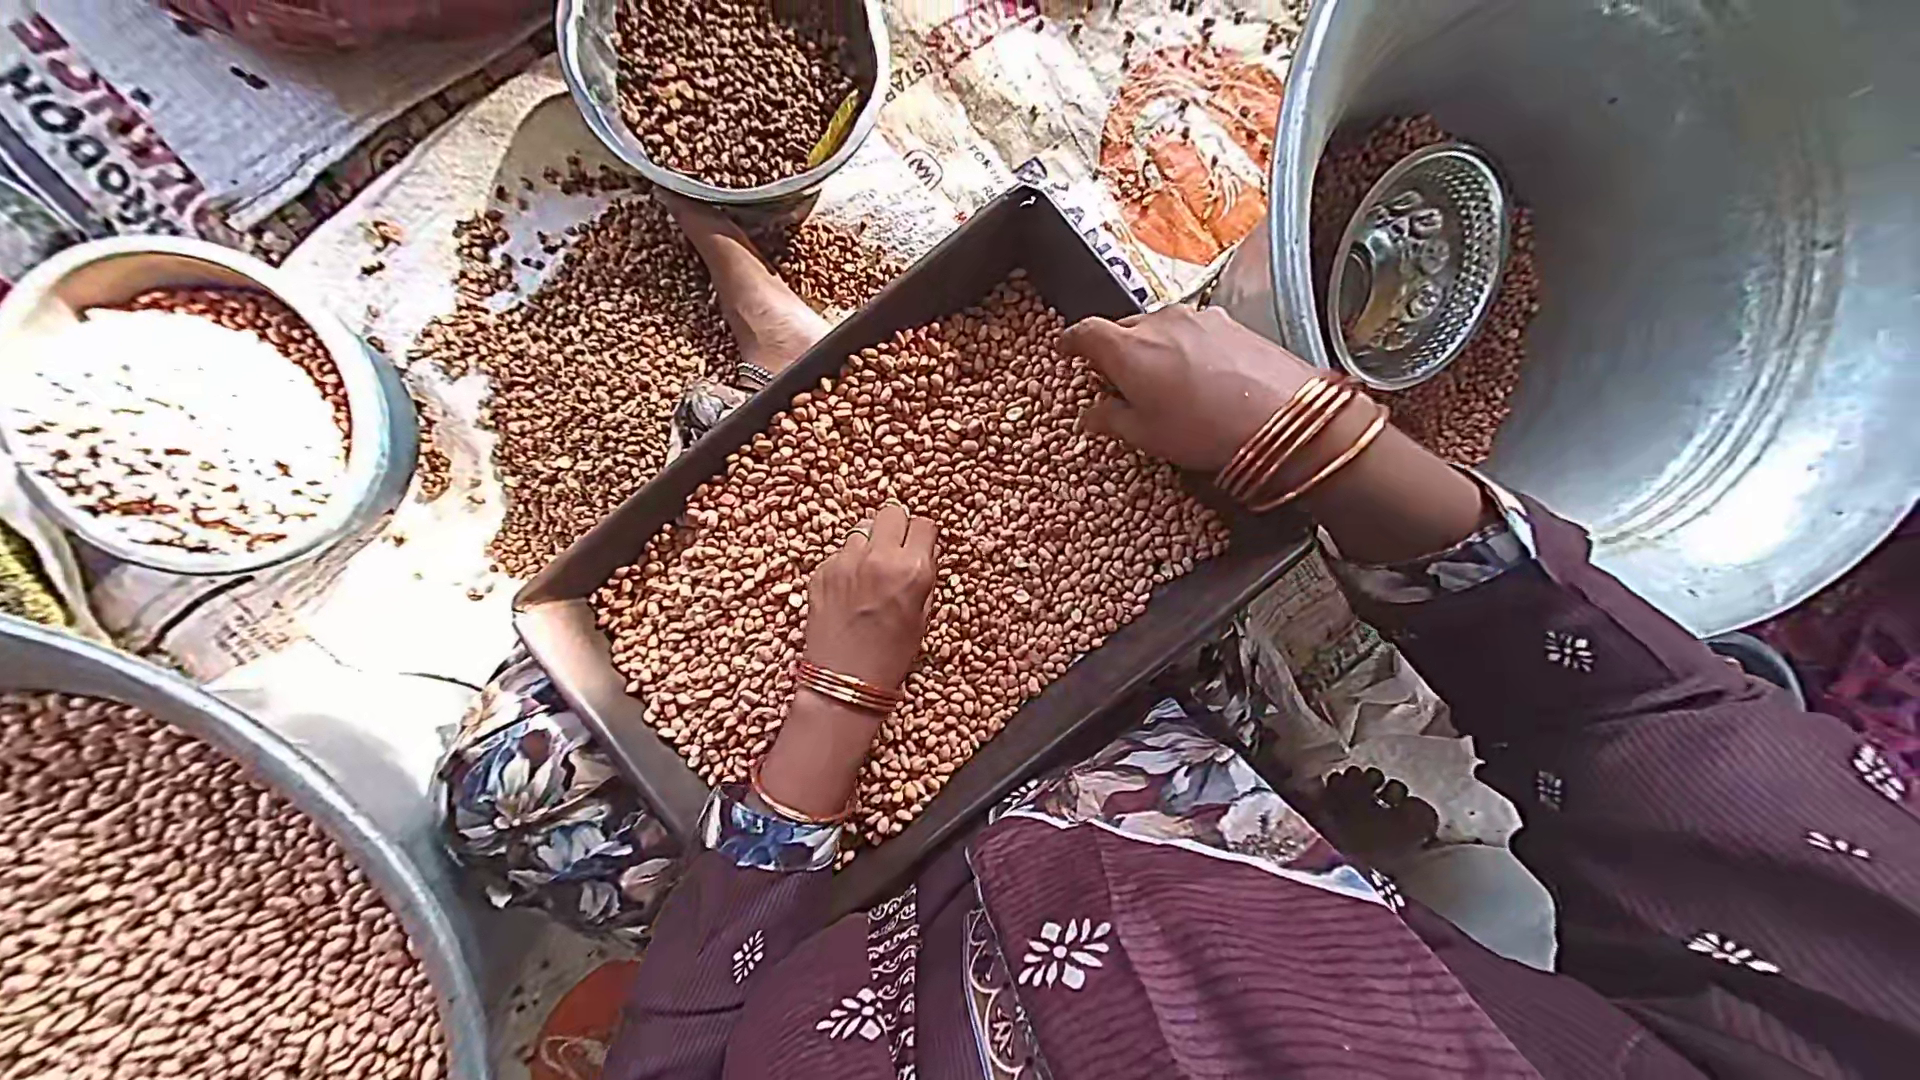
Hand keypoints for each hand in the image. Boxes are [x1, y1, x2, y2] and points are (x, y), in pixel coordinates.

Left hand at [803, 502, 937, 690]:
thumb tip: (923, 550)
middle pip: (891, 511)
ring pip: (863, 526)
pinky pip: (841, 550)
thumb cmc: (890, 654)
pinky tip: (851, 587)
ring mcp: (846, 561)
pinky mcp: (822, 570)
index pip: (924, 523)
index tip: (920, 544)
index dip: (923, 535)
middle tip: (896, 548)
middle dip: (897, 526)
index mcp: (912, 570)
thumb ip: (925, 575)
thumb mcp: (924, 614)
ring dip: (871, 541)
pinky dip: (849, 561)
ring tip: (871, 568)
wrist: (845, 679)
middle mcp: (879, 558)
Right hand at [1063, 305, 1316, 471]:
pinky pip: (1189, 330)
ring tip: (1160, 382)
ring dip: (1149, 348)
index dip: (1071, 341)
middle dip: (1112, 350)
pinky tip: (1195, 376)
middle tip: (1115, 379)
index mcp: (1128, 348)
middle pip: (1121, 328)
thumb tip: (1092, 413)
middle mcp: (1159, 322)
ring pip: (1157, 328)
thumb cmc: (1203, 429)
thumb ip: (1111, 418)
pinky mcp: (1229, 321)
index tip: (1065, 348)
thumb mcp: (1146, 435)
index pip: (1086, 332)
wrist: (1283, 416)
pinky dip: (1180, 348)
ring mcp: (1197, 317)